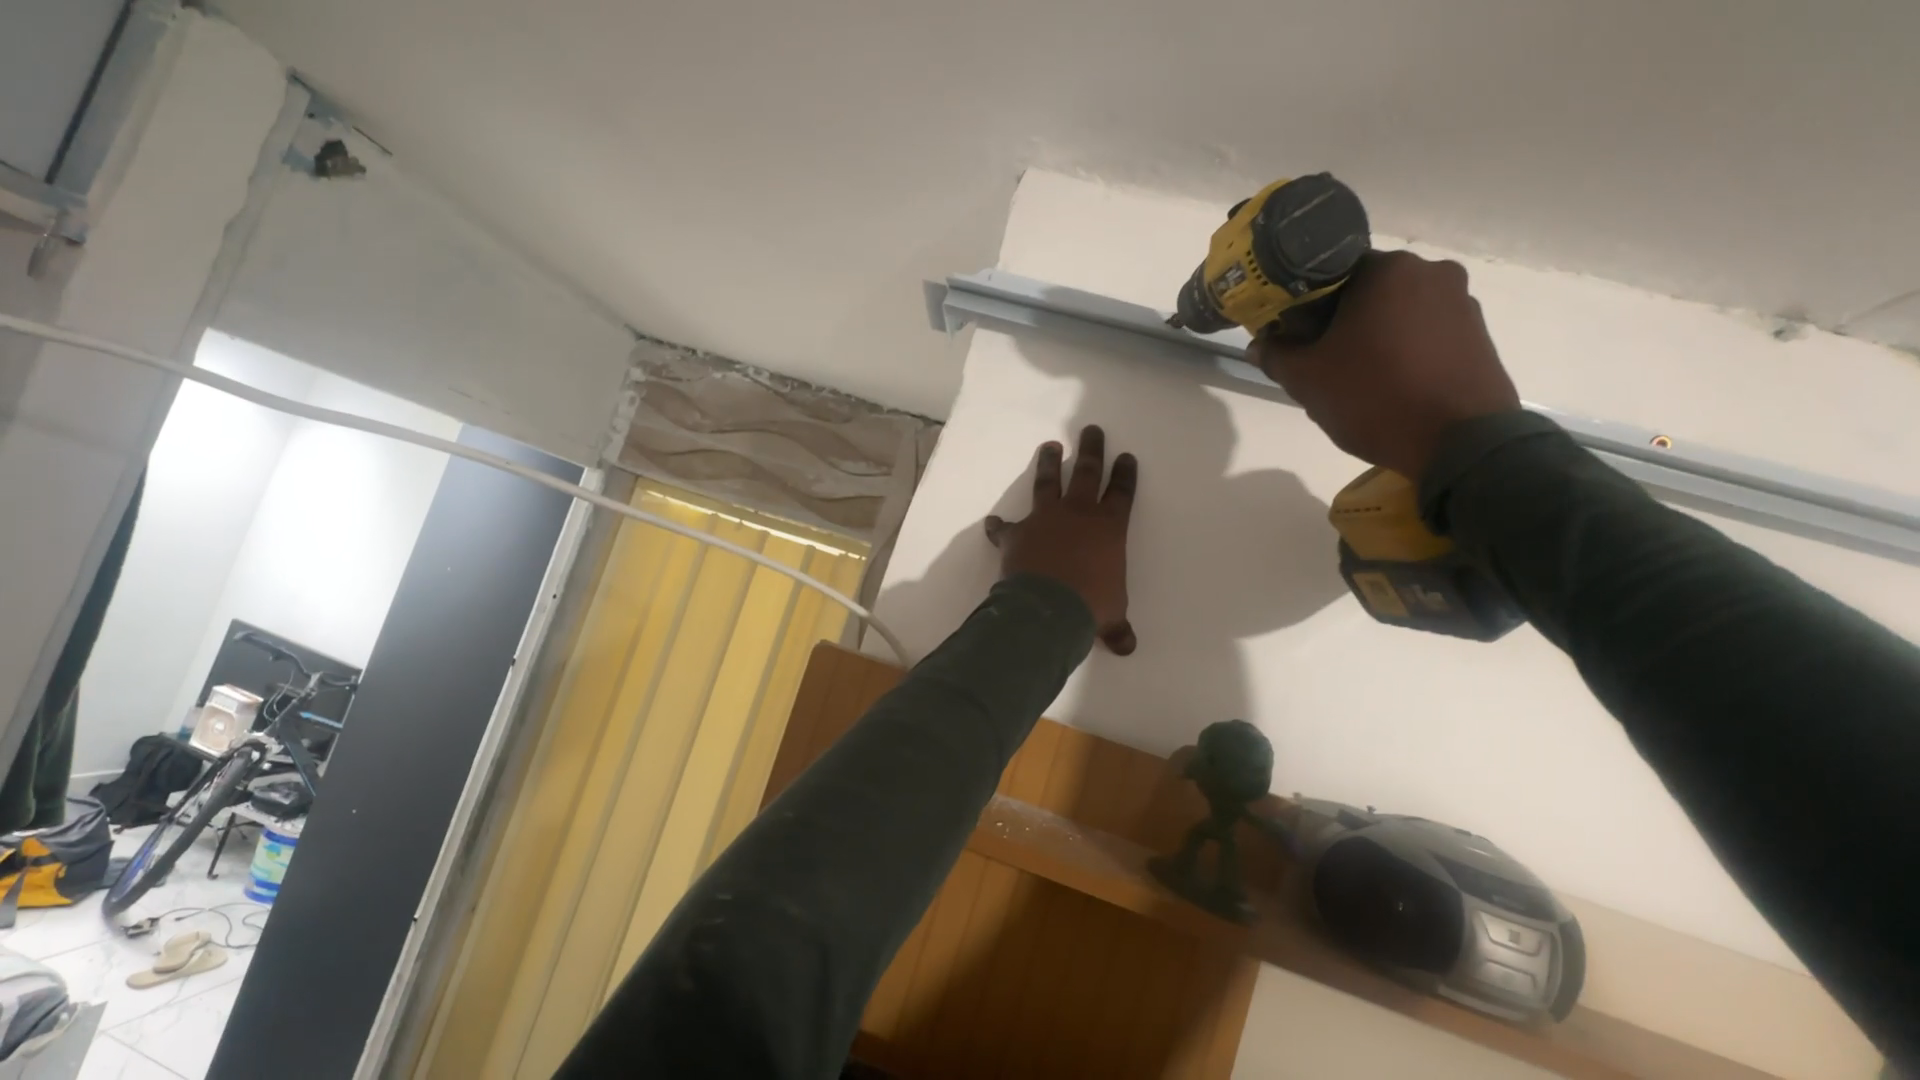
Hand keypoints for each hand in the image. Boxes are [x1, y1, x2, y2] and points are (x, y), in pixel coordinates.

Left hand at [985, 426, 1137, 654]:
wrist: (1048, 609)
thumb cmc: (1090, 606)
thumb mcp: (1110, 616)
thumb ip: (1116, 626)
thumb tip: (1127, 647)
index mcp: (1109, 528)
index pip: (1122, 494)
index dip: (1125, 475)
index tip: (1126, 456)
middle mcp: (1078, 515)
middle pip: (1087, 473)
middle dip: (1090, 451)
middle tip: (1091, 430)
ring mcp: (1045, 519)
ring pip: (1048, 483)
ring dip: (1049, 464)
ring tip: (1050, 446)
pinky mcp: (1017, 533)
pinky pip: (1006, 527)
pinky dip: (999, 526)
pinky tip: (994, 522)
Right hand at [1247, 250, 1521, 480]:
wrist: (1460, 443)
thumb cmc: (1375, 397)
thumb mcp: (1308, 380)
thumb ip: (1278, 355)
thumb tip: (1259, 344)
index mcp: (1386, 269)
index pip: (1328, 274)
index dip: (1303, 307)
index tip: (1292, 337)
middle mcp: (1430, 272)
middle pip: (1367, 293)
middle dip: (1340, 322)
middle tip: (1321, 361)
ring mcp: (1461, 303)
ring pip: (1398, 314)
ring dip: (1373, 338)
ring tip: (1356, 379)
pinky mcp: (1478, 335)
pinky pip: (1425, 334)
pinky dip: (1404, 352)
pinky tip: (1390, 386)